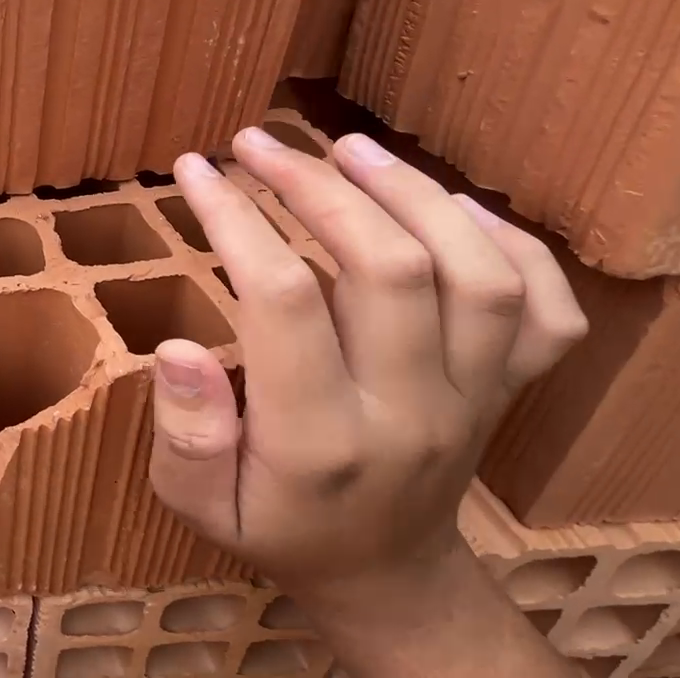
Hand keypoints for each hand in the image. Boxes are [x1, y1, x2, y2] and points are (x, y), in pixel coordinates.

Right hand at [151, 128, 587, 595]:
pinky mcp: (508, 390)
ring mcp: (475, 398)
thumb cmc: (270, 527)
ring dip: (410, 193)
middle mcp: (411, 410)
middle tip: (253, 142)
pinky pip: (542, 307)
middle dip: (313, 185)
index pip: (281, 300)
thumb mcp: (194, 502)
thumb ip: (185, 434)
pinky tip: (442, 203)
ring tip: (344, 144)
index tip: (192, 170)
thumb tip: (177, 348)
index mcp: (318, 437)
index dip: (235, 218)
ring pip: (476, 275)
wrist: (385, 577)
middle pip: (386, 269)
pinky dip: (504, 241)